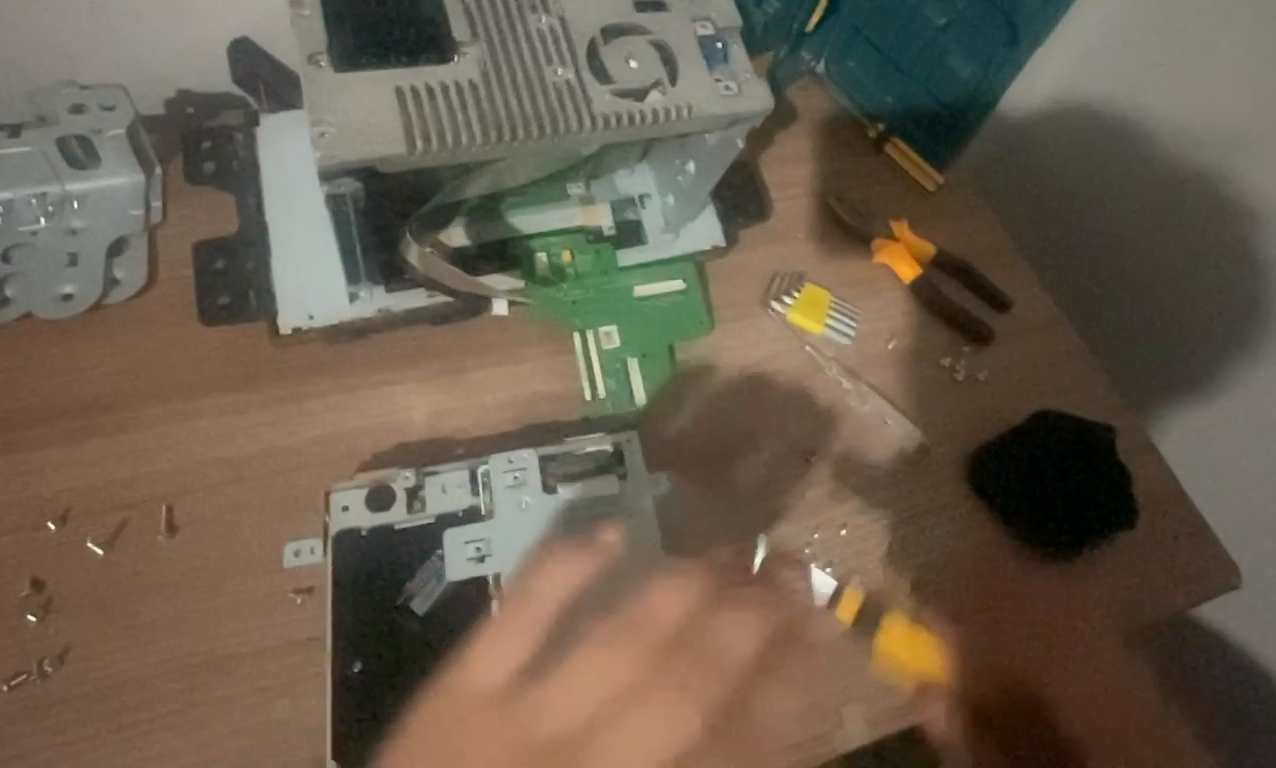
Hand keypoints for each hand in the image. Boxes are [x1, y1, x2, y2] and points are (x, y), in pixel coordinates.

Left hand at [375, 526, 812, 767]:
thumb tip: (762, 734)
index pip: (735, 743)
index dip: (786, 680)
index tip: (819, 625)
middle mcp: (590, 763)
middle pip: (689, 681)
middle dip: (751, 621)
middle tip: (791, 565)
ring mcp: (516, 723)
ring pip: (621, 641)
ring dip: (683, 588)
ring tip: (733, 546)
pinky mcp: (455, 694)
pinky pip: (518, 616)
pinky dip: (565, 568)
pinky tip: (613, 530)